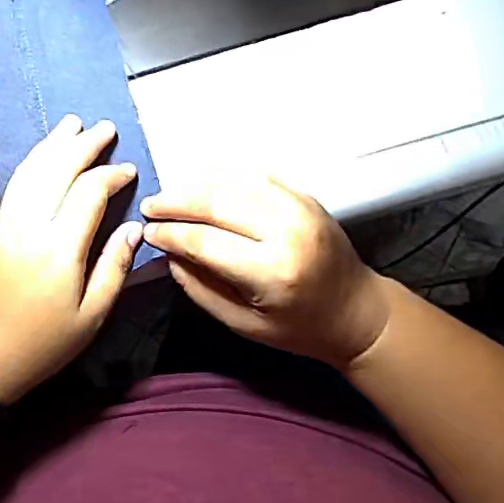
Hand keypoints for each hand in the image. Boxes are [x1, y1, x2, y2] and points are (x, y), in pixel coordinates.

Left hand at [0, 116, 143, 403]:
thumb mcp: (90, 317)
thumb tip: (135, 229)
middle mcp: (28, 227)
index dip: (112, 176)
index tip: (129, 171)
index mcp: (60, 248)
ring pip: (25, 173)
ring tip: (69, 125)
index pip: (90, 192)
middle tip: (105, 129)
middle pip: (58, 171)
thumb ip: (114, 268)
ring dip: (48, 145)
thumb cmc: (40, 346)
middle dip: (84, 146)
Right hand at [142, 177, 391, 369]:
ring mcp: (300, 207)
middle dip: (177, 202)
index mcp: (272, 271)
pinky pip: (258, 176)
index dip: (170, 234)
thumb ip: (201, 288)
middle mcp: (287, 231)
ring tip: (172, 194)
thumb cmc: (298, 328)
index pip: (205, 241)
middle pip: (217, 202)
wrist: (356, 311)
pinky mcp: (306, 196)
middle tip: (151, 205)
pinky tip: (204, 181)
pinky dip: (226, 175)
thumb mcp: (242, 323)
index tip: (147, 232)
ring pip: (235, 181)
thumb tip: (170, 254)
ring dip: (197, 185)